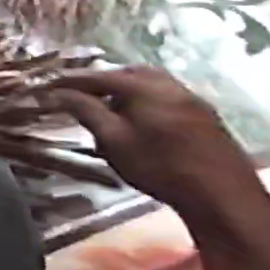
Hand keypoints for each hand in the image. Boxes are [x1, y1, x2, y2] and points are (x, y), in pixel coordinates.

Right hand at [52, 66, 269, 219]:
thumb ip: (86, 111)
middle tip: (79, 93)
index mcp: (145, 88)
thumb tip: (59, 92)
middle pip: (129, 73)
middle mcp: (170, 86)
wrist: (222, 196)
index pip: (98, 76)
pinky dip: (144, 99)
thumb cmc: (159, 166)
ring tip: (107, 106)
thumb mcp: (113, 139)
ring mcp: (192, 100)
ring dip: (125, 89)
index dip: (70, 80)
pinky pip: (166, 95)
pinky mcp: (204, 117)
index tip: (48, 85)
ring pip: (151, 83)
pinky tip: (138, 119)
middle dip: (101, 80)